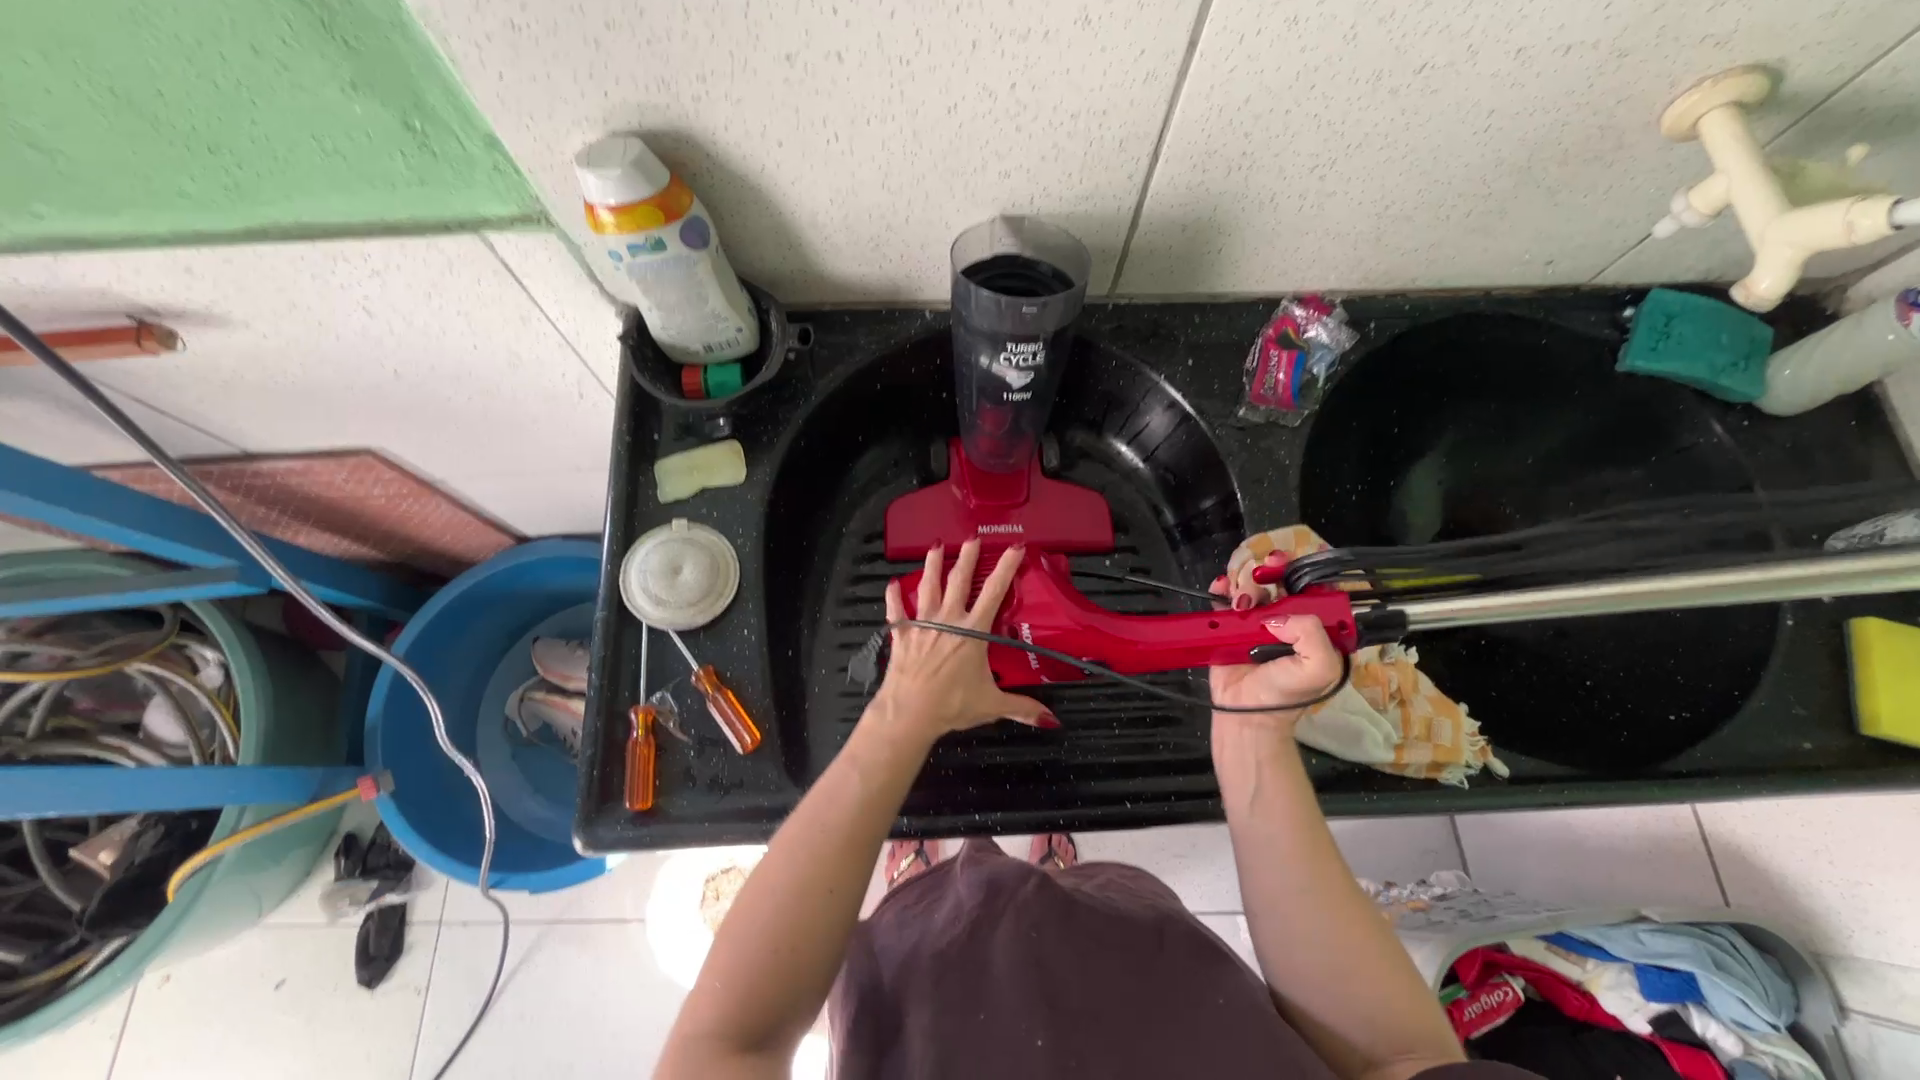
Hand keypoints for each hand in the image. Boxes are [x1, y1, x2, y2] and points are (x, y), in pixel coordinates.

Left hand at [872, 539, 1054, 742]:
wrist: (909, 712)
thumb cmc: (951, 705)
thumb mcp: (991, 705)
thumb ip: (1021, 707)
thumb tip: (1050, 718)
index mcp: (973, 631)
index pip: (994, 591)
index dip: (1006, 567)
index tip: (1015, 546)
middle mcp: (948, 620)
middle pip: (959, 579)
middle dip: (968, 556)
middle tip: (973, 538)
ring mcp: (923, 624)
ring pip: (928, 586)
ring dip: (933, 565)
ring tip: (936, 546)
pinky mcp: (902, 634)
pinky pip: (897, 611)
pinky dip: (895, 597)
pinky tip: (892, 584)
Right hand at [1206, 576, 1343, 733]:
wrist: (1245, 713)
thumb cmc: (1286, 694)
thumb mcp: (1319, 667)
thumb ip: (1311, 633)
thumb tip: (1274, 616)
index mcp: (1315, 627)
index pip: (1313, 588)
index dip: (1302, 571)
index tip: (1287, 567)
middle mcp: (1287, 618)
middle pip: (1279, 579)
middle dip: (1270, 571)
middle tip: (1262, 574)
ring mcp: (1256, 620)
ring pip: (1251, 583)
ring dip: (1244, 583)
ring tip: (1240, 604)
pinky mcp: (1229, 624)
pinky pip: (1225, 596)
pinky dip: (1221, 587)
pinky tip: (1220, 589)